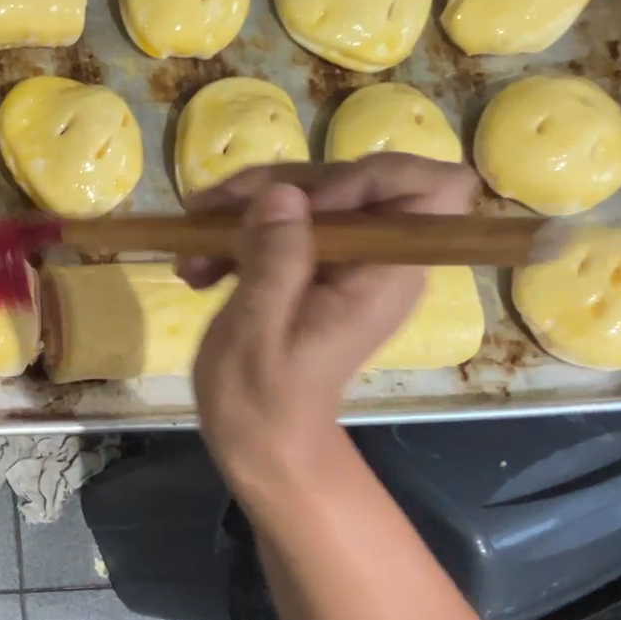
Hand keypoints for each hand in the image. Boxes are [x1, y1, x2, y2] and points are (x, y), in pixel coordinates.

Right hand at [178, 154, 477, 500]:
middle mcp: (377, 261)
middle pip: (350, 186)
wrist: (258, 441)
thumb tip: (278, 193)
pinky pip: (285, 236)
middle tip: (207, 212)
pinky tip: (198, 269)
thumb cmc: (257, 397)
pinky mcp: (312, 277)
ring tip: (190, 252)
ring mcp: (344, 268)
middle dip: (276, 191)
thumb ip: (274, 259)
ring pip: (308, 205)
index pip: (430, 187)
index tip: (298, 209)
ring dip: (242, 217)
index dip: (365, 178)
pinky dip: (238, 242)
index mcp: (386, 274)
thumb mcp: (256, 329)